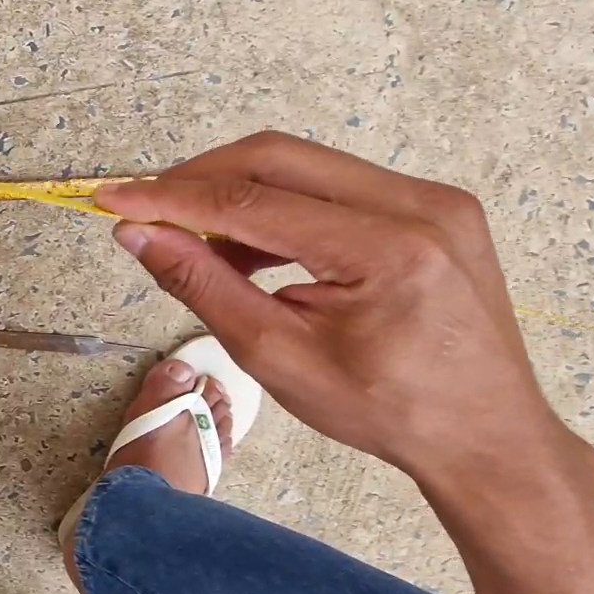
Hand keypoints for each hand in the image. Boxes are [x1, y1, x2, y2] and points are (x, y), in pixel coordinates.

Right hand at [94, 131, 566, 484]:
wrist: (486, 436)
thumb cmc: (380, 407)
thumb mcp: (271, 352)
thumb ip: (198, 282)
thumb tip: (134, 233)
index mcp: (386, 248)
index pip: (246, 201)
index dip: (166, 198)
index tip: (107, 198)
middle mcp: (417, 205)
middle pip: (273, 157)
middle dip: (195, 179)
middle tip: (144, 210)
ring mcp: (430, 200)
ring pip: (296, 163)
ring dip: (229, 191)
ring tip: (192, 240)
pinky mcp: (428, 207)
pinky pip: (323, 182)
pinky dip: (268, 203)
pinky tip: (244, 247)